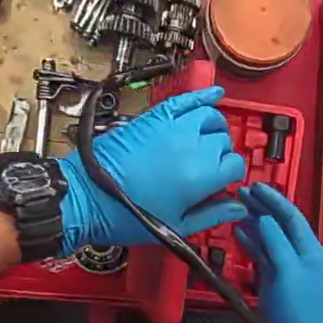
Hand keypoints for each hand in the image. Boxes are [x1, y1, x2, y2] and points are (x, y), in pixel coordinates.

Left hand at [57, 86, 247, 256]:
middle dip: (221, 154)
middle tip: (209, 168)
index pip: (234, 166)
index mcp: (200, 177)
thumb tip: (237, 208)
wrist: (85, 198)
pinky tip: (214, 94)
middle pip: (223, 141)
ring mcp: (171, 128)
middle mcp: (190, 147)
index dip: (230, 176)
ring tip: (209, 138)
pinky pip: (185, 99)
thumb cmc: (123, 216)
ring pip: (210, 116)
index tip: (221, 184)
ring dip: (215, 127)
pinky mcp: (153, 117)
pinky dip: (202, 95)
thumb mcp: (174, 228)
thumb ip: (211, 215)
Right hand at [235, 183, 322, 322]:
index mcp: (309, 250)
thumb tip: (263, 218)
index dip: (273, 200)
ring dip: (254, 222)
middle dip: (262, 207)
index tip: (255, 186)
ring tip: (236, 208)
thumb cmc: (297, 310)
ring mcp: (286, 266)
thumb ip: (276, 243)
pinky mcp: (275, 279)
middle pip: (280, 223)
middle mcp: (300, 254)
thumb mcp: (287, 273)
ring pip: (269, 237)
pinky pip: (262, 254)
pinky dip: (251, 242)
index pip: (291, 216)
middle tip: (240, 192)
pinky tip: (239, 233)